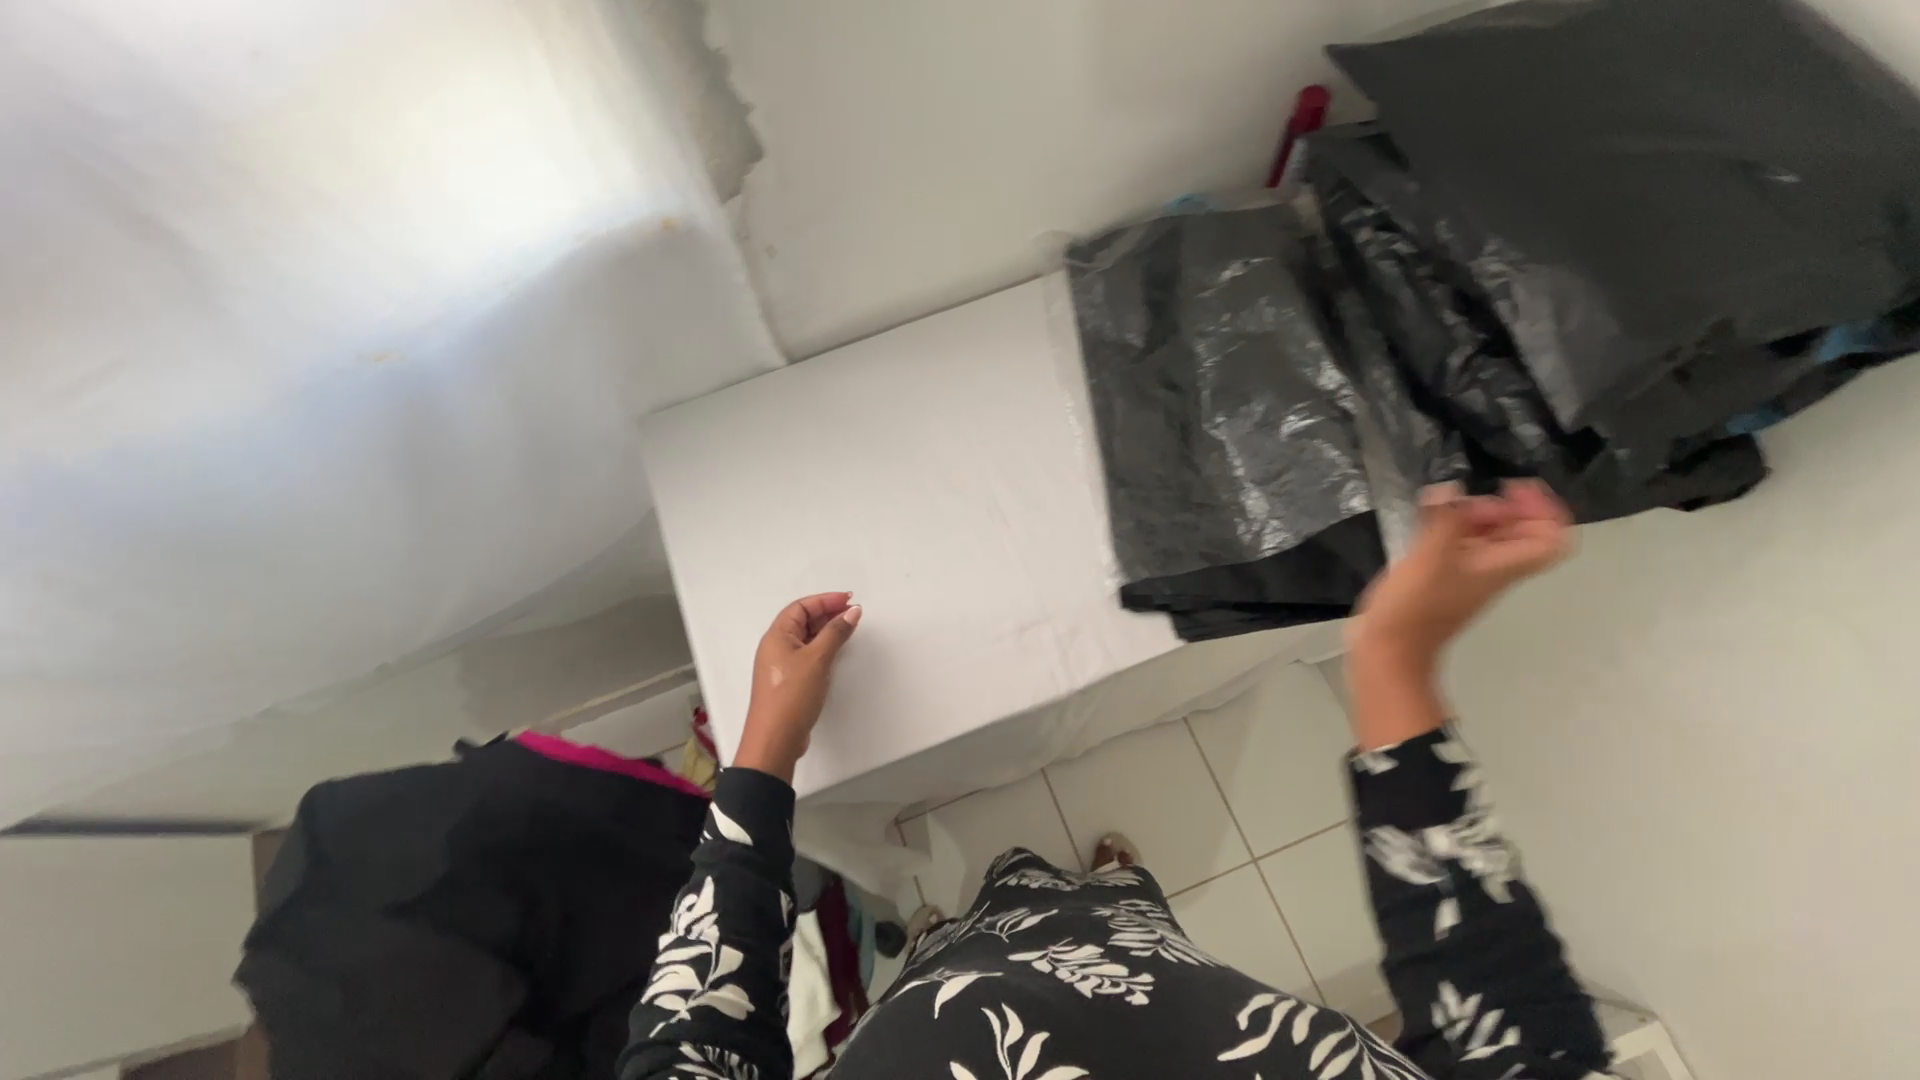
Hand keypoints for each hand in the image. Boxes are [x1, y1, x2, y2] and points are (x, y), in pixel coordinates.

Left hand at [733, 592, 861, 782]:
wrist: (775, 739)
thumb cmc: (792, 695)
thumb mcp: (817, 659)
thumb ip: (836, 632)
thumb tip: (852, 611)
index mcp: (776, 636)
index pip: (801, 607)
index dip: (825, 600)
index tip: (849, 600)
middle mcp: (776, 647)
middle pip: (802, 620)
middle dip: (828, 613)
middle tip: (853, 612)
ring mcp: (782, 665)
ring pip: (806, 638)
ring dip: (827, 630)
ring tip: (849, 628)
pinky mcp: (789, 681)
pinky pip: (807, 654)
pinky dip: (823, 647)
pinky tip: (838, 651)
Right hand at [1348, 479, 1572, 671]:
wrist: (1390, 647)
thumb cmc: (1415, 605)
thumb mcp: (1430, 557)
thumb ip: (1443, 520)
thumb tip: (1450, 489)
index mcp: (1502, 566)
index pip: (1552, 537)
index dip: (1544, 508)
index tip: (1511, 489)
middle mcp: (1491, 569)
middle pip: (1520, 532)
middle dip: (1502, 508)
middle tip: (1466, 501)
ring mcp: (1466, 574)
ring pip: (1489, 538)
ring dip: (1472, 516)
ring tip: (1439, 507)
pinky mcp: (1440, 577)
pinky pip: (1459, 546)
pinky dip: (1449, 528)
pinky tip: (1423, 521)